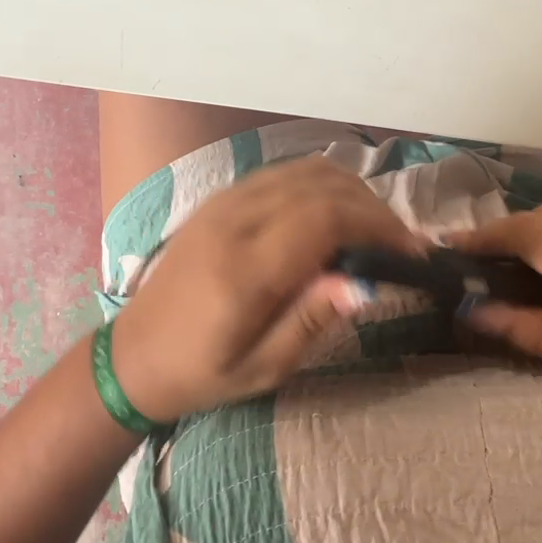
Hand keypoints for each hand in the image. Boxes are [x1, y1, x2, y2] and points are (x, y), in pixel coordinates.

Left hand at [110, 158, 423, 421]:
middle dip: (373, 207)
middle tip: (400, 243)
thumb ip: (313, 319)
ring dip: (351, 190)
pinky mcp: (222, 197)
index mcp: (244, 268)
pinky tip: (336, 214)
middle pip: (322, 185)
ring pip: (307, 169)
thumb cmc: (201, 373)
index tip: (409, 251)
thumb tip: (366, 283)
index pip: (325, 218)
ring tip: (374, 228)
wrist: (132, 355)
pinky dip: (323, 184)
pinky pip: (285, 172)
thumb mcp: (262, 368)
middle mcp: (235, 220)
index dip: (377, 225)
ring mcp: (225, 201)